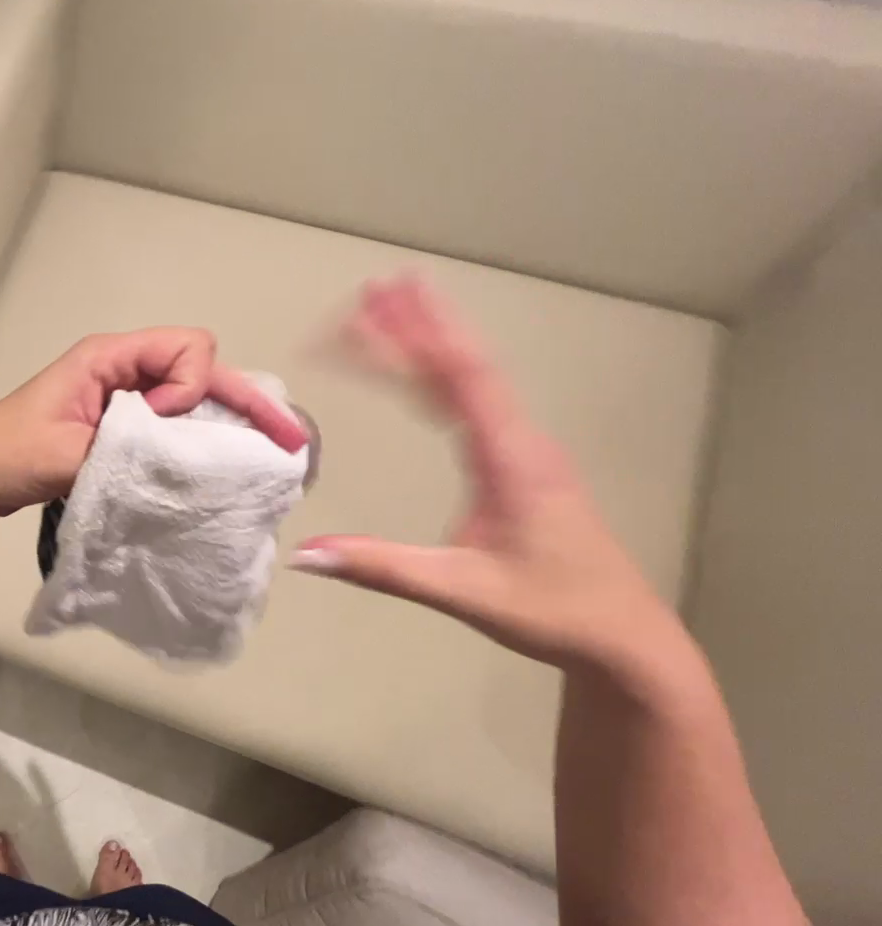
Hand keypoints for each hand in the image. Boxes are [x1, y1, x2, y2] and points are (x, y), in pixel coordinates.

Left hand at [0, 327, 307, 524]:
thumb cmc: (7, 456)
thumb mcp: (68, 453)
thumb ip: (131, 448)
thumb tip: (188, 452)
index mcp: (108, 357)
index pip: (188, 347)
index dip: (191, 386)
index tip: (160, 424)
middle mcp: (122, 368)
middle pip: (201, 369)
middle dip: (242, 400)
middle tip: (286, 444)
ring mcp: (122, 397)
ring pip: (191, 397)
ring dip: (221, 423)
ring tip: (255, 458)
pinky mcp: (118, 424)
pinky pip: (170, 423)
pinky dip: (194, 439)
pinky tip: (213, 465)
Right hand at [288, 276, 678, 670]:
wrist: (621, 635)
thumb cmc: (550, 609)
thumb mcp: (460, 590)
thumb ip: (382, 567)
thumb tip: (304, 554)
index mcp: (511, 459)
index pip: (459, 382)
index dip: (416, 340)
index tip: (375, 306)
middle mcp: (520, 441)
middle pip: (463, 367)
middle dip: (417, 325)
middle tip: (371, 289)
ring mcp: (523, 449)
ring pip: (471, 379)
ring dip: (431, 341)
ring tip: (391, 308)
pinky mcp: (517, 464)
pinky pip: (474, 402)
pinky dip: (442, 374)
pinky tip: (426, 366)